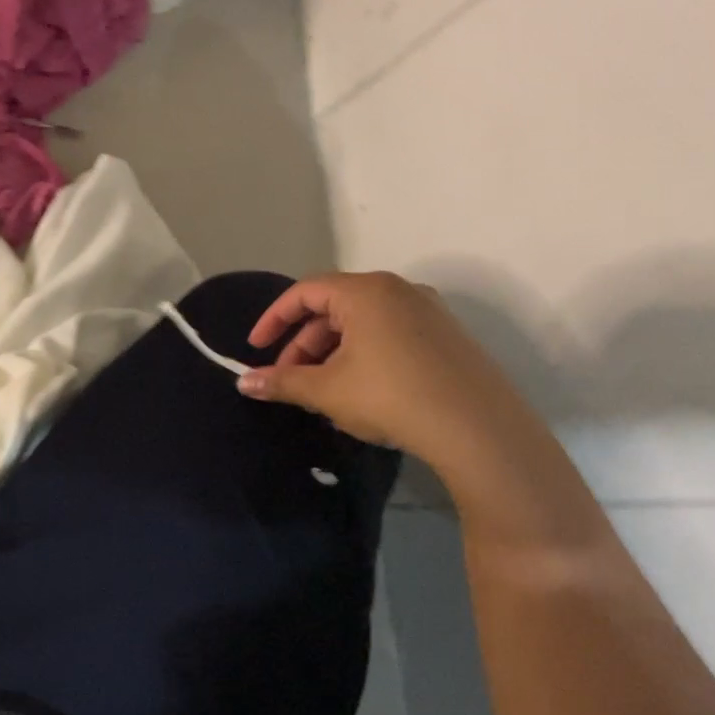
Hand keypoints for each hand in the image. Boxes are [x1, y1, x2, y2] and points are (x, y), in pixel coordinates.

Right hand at [237, 272, 534, 468]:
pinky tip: (356, 389)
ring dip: (330, 351)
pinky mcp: (444, 335)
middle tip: (287, 378)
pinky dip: (360, 353)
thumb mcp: (324, 391)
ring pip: (362, 322)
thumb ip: (281, 382)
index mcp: (366, 292)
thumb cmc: (387, 396)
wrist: (472, 424)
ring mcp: (427, 311)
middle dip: (302, 342)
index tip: (255, 349)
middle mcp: (399, 290)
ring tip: (319, 389)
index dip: (274, 319)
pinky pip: (388, 333)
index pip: (305, 291)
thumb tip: (243, 382)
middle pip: (334, 306)